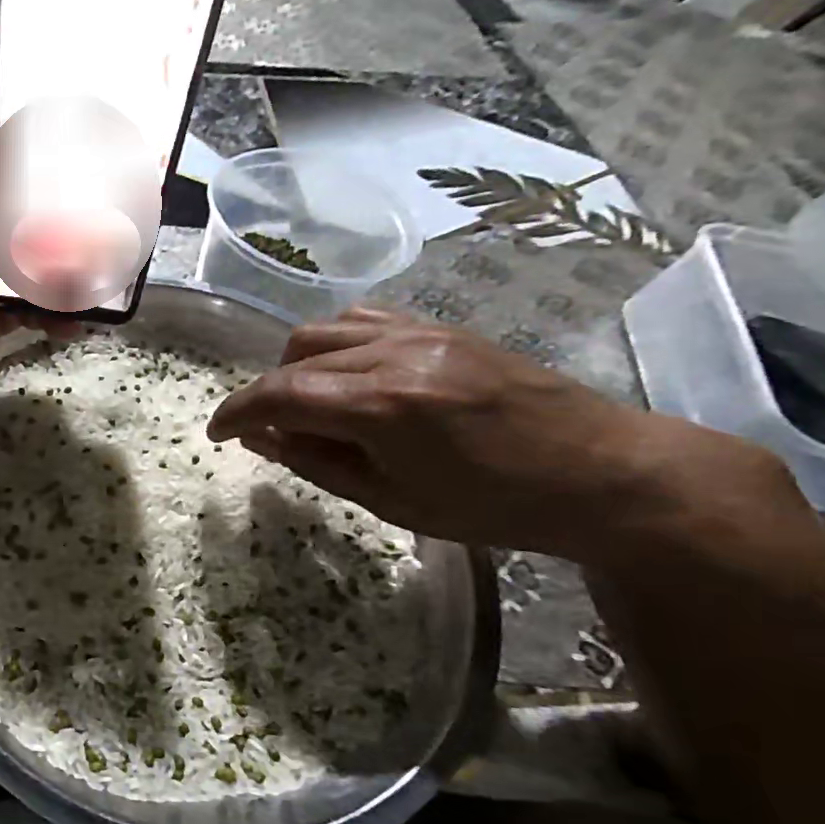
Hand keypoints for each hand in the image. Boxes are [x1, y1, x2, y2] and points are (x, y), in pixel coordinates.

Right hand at [204, 308, 785, 559]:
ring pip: (320, 331)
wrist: (609, 474)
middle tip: (267, 433)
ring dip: (294, 366)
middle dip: (264, 397)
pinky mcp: (442, 328)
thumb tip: (259, 439)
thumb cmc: (496, 506)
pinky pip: (362, 318)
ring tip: (306, 402)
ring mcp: (420, 334)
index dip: (235, 413)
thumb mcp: (391, 500)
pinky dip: (334, 342)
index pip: (278, 395)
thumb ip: (314, 462)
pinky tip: (344, 372)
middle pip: (293, 361)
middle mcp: (393, 355)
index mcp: (381, 406)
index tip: (215, 433)